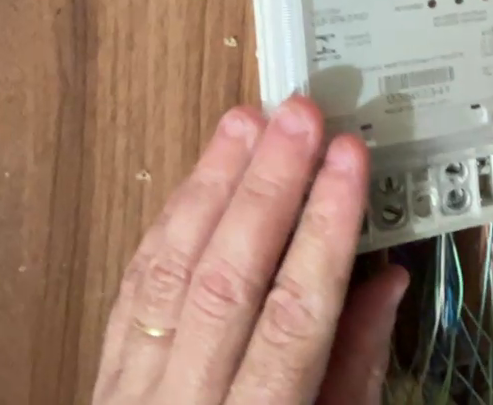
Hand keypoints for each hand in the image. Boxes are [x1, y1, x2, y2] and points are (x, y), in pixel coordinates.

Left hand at [94, 96, 409, 403]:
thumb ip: (357, 371)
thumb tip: (387, 276)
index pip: (294, 318)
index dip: (325, 228)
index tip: (348, 158)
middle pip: (224, 280)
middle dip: (268, 186)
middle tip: (299, 116)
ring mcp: (130, 393)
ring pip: (169, 269)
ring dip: (212, 183)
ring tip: (247, 121)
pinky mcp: (105, 375)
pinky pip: (137, 284)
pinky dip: (172, 219)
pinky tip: (201, 173)